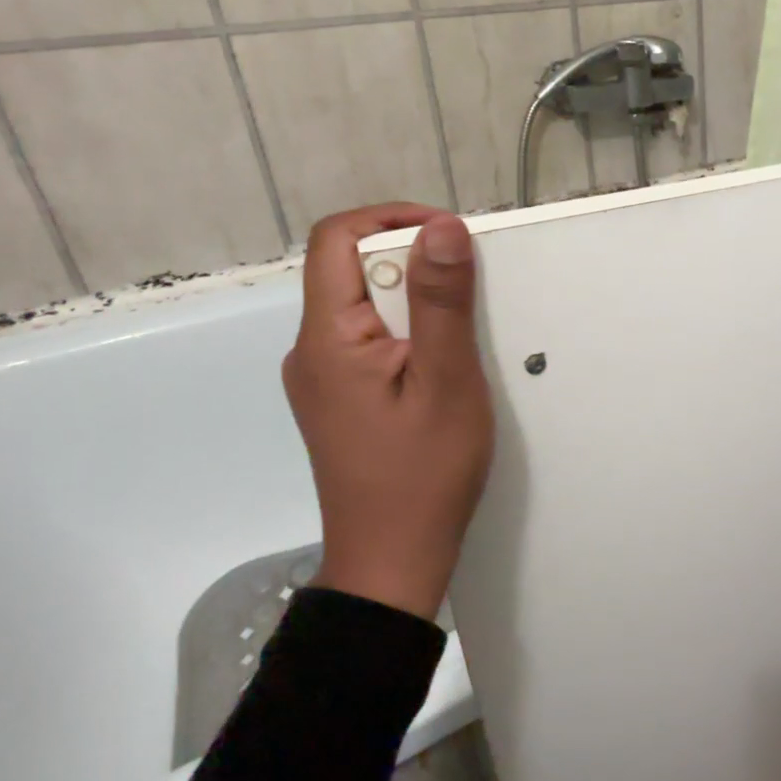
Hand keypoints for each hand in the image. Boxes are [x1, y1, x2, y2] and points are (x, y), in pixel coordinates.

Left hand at [282, 204, 493, 622]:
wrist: (392, 562)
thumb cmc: (423, 474)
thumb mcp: (447, 382)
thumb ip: (443, 302)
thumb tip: (441, 226)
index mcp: (327, 339)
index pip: (336, 240)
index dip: (390, 218)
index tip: (448, 234)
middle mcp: (311, 351)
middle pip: (350, 271)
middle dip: (412, 263)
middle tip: (470, 289)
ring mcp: (321, 379)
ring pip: (363, 308)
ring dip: (414, 300)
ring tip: (463, 332)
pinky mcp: (338, 401)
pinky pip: (368, 342)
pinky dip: (407, 334)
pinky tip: (441, 368)